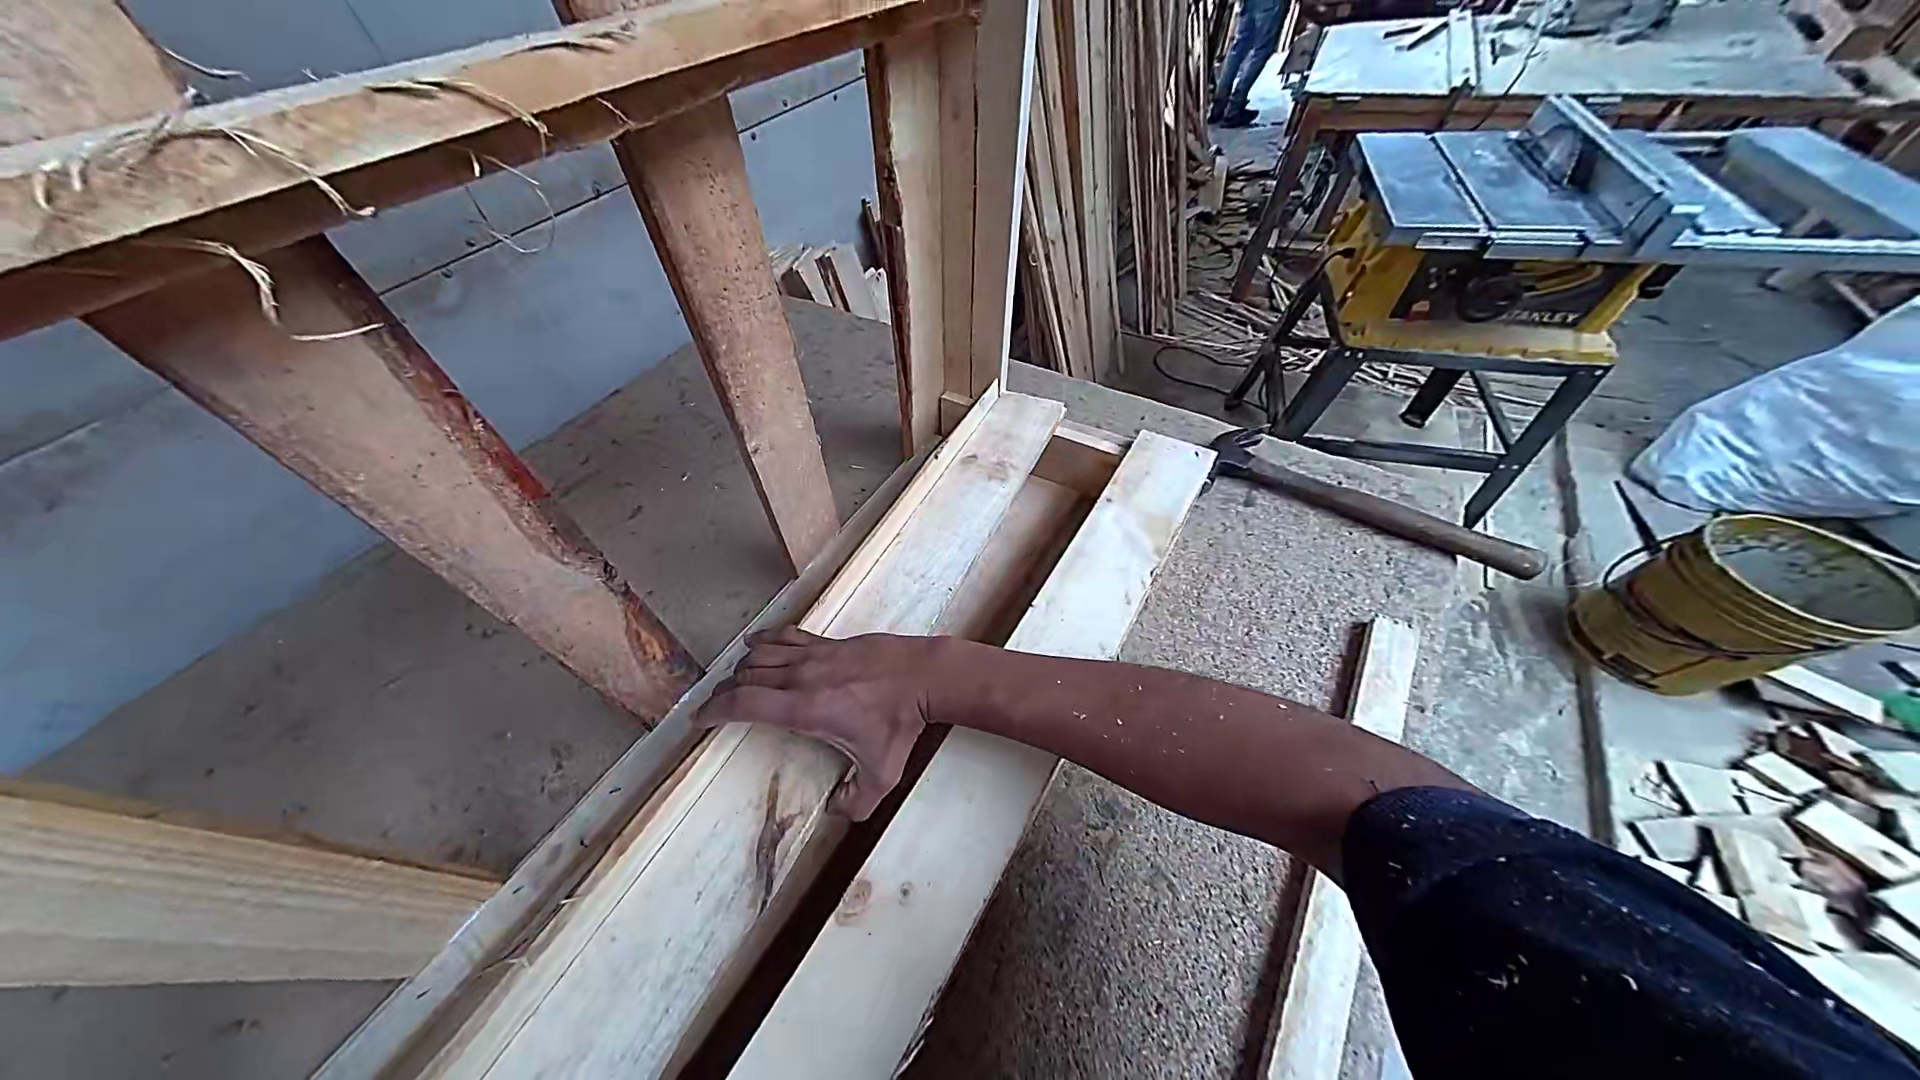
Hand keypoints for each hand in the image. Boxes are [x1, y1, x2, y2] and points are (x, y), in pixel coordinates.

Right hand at [697, 626, 946, 818]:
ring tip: (734, 682)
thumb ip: (858, 802)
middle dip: (725, 693)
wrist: (923, 676)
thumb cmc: (900, 724)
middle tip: (717, 706)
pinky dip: (765, 640)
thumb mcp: (882, 774)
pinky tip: (755, 643)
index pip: (744, 704)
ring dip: (742, 669)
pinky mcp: (829, 642)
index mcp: (805, 709)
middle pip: (746, 678)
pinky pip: (787, 636)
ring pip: (762, 655)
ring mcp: (816, 655)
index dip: (714, 711)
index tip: (699, 718)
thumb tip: (837, 812)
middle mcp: (802, 677)